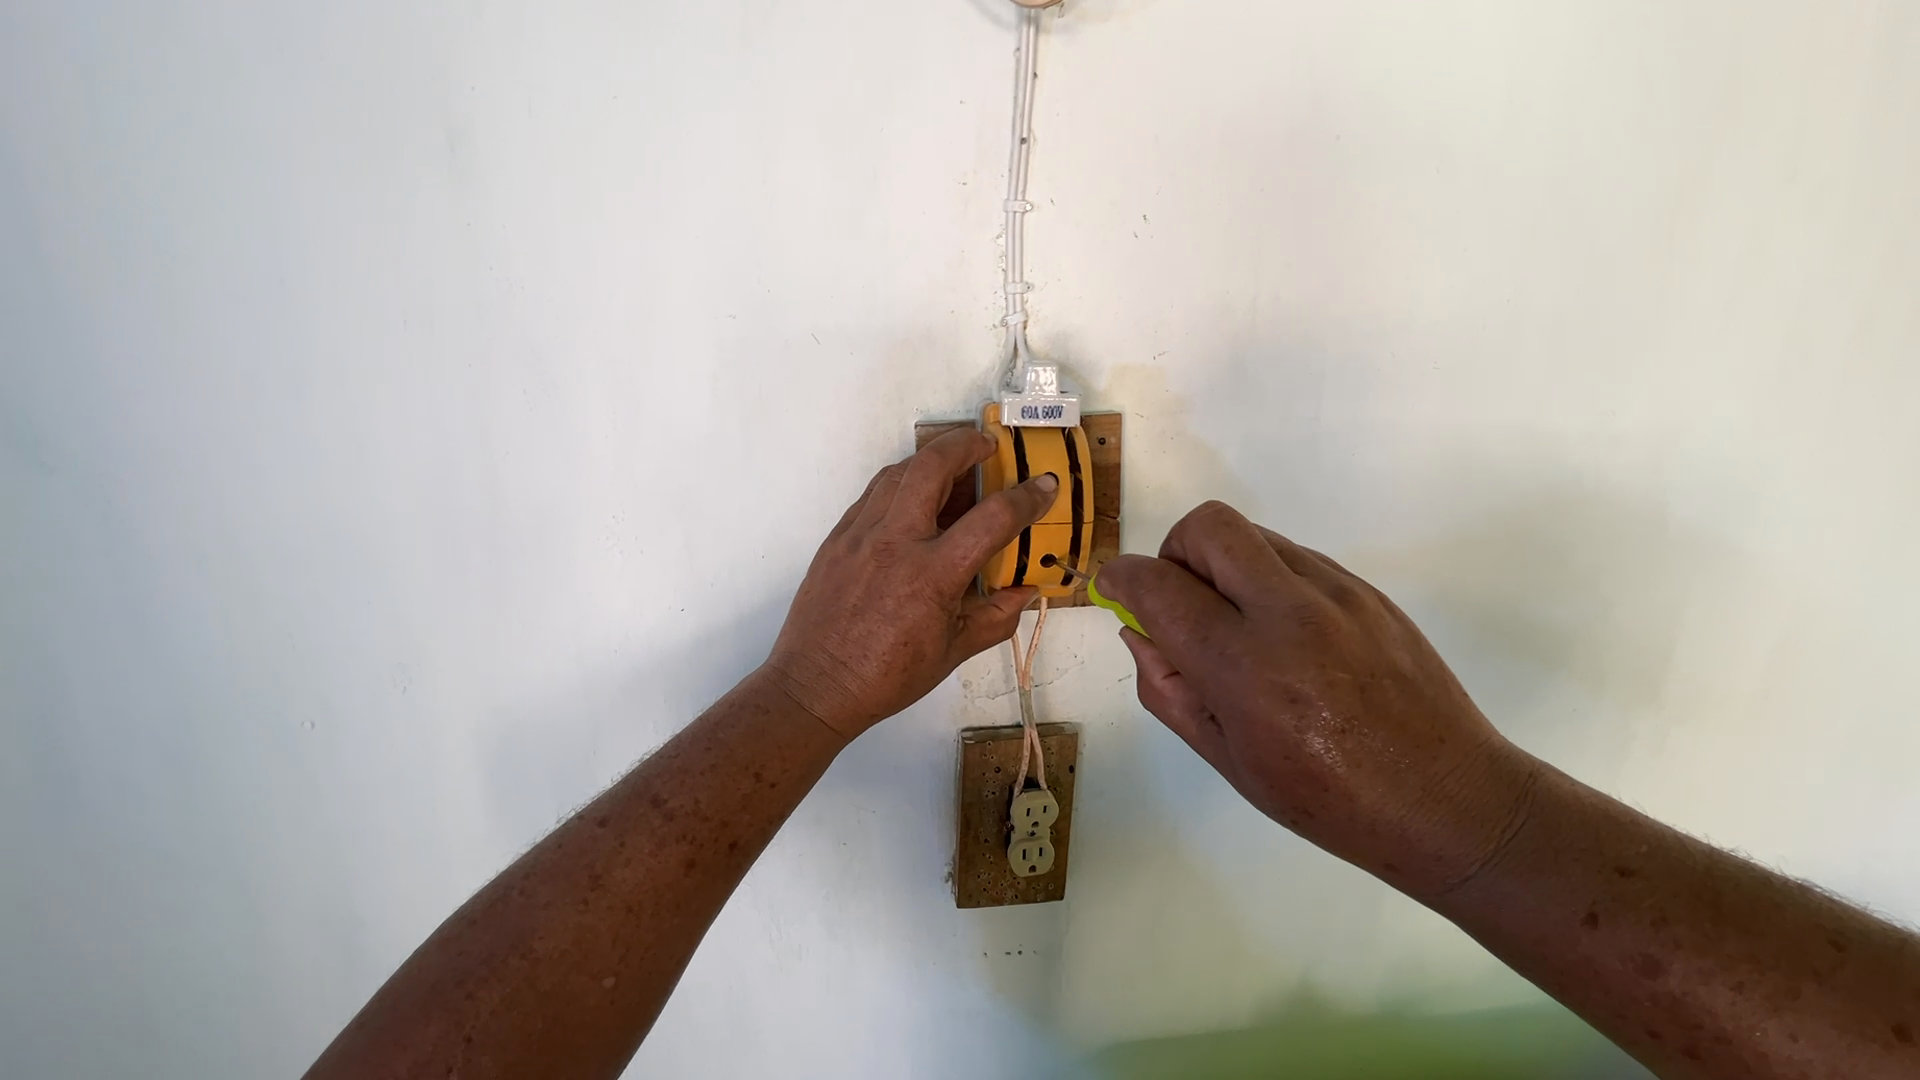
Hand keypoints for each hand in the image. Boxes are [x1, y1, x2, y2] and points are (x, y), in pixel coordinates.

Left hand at [763, 429, 1059, 740]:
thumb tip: (1026, 590)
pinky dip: (900, 484)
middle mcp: (894, 543)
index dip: (1027, 497)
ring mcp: (860, 534)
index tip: (1045, 485)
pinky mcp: (837, 538)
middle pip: (932, 466)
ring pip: (898, 472)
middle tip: (987, 446)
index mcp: (931, 575)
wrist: (816, 685)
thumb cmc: (887, 676)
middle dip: (966, 444)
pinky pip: (873, 495)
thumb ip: (996, 617)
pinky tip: (914, 500)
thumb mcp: (953, 652)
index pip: (992, 519)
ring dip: (930, 460)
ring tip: (953, 469)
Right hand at [1098, 501, 1539, 896]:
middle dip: (1174, 552)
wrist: (1450, 800)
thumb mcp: (1226, 758)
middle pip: (1208, 528)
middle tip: (1182, 602)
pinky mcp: (1367, 590)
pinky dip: (1266, 578)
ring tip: (1238, 625)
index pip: (1159, 587)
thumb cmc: (1325, 799)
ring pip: (1252, 536)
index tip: (1112, 589)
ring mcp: (1337, 594)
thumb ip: (1167, 687)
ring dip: (1223, 565)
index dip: (1120, 578)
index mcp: (1246, 668)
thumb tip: (1139, 630)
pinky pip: (1294, 557)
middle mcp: (1290, 614)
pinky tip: (1285, 635)